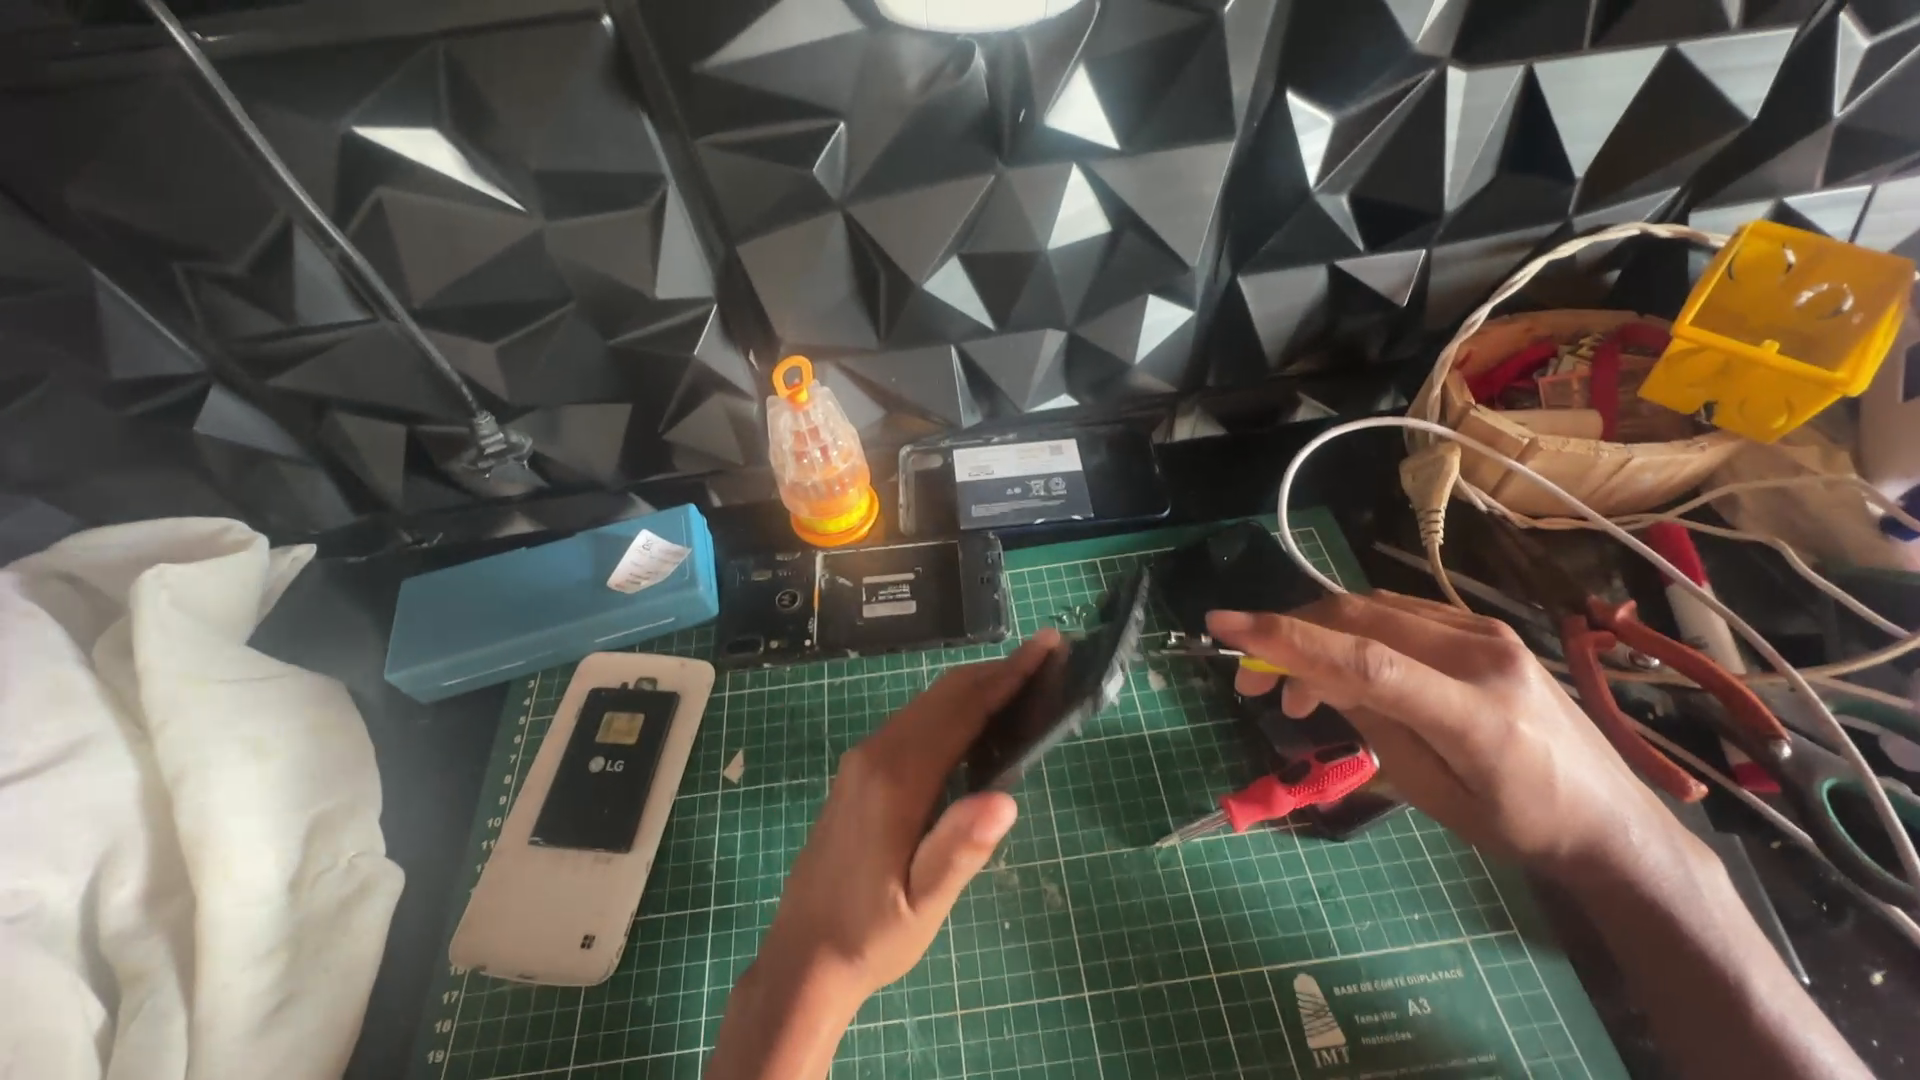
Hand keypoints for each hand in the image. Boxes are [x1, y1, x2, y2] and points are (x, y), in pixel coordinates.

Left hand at [756, 629, 1062, 999]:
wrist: (802, 955)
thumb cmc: (871, 934)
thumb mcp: (923, 904)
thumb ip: (960, 849)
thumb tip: (1006, 799)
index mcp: (897, 778)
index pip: (962, 710)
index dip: (1008, 675)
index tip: (1046, 646)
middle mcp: (876, 755)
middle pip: (944, 695)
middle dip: (997, 672)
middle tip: (1047, 658)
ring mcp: (863, 761)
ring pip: (927, 705)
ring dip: (976, 688)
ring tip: (1024, 685)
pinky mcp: (860, 773)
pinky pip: (914, 723)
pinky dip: (953, 710)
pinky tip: (976, 726)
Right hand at [1207, 593, 1700, 879]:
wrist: (1609, 817)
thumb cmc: (1517, 825)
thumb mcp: (1429, 791)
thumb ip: (1371, 722)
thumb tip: (1309, 677)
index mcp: (1474, 716)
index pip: (1365, 662)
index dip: (1286, 640)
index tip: (1223, 625)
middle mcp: (1484, 657)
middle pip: (1359, 621)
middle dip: (1288, 636)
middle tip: (1249, 678)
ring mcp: (1489, 634)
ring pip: (1373, 609)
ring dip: (1317, 634)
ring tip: (1292, 685)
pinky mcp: (1486, 628)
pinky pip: (1398, 613)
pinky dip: (1352, 630)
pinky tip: (1339, 664)